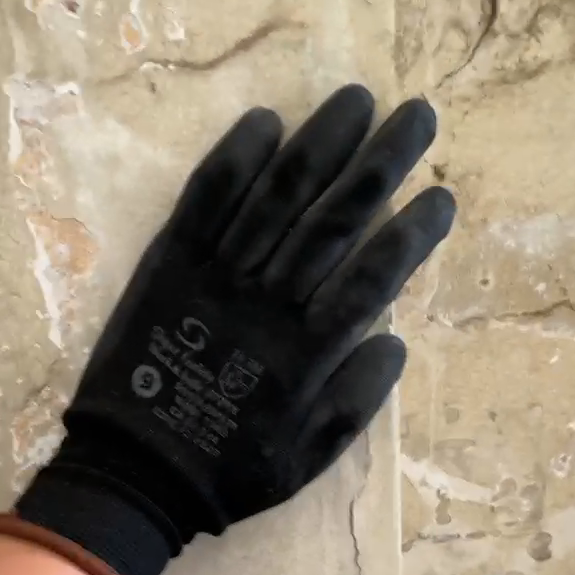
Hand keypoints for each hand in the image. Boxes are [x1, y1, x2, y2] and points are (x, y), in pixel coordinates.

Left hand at [0, 84, 454, 574]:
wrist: (134, 474)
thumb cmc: (225, 474)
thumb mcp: (303, 464)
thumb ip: (353, 404)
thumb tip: (394, 340)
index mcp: (305, 356)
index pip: (372, 279)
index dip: (410, 236)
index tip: (440, 198)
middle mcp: (266, 305)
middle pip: (332, 222)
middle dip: (379, 166)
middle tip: (418, 117)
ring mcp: (214, 279)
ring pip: (274, 199)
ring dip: (318, 145)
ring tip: (357, 100)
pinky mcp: (167, 266)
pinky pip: (203, 203)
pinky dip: (234, 161)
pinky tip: (266, 122)